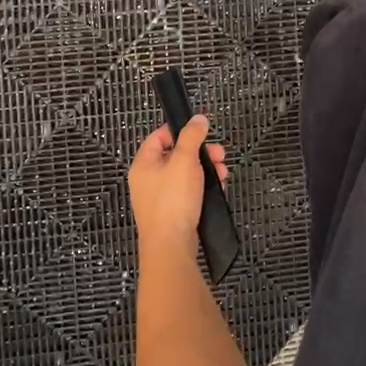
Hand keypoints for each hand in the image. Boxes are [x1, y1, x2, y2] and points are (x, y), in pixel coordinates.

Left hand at [128, 115, 228, 258]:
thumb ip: (192, 136)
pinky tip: (216, 187)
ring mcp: (160, 198)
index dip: (179, 130)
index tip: (198, 130)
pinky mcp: (172, 212)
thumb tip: (198, 119)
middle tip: (217, 153)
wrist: (171, 246)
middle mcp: (148, 180)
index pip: (159, 136)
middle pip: (176, 155)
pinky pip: (189, 191)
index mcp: (144, 165)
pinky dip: (202, 186)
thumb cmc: (172, 202)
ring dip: (205, 168)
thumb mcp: (185, 160)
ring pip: (185, 173)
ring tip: (221, 171)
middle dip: (200, 152)